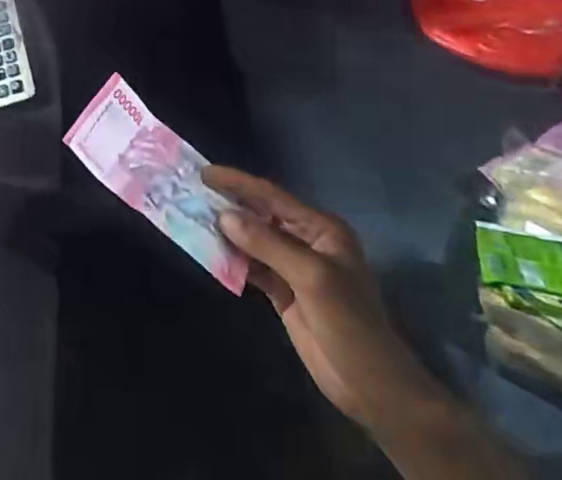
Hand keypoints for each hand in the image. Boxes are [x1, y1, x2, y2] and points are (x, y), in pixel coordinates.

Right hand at [203, 166, 447, 430]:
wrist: (373, 387)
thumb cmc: (352, 326)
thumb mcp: (313, 279)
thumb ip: (268, 245)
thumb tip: (223, 215)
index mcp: (321, 230)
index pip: (271, 197)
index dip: (237, 183)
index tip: (201, 173)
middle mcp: (305, 241)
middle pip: (257, 215)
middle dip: (225, 204)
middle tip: (187, 192)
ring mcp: (292, 266)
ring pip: (249, 239)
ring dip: (222, 231)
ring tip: (187, 217)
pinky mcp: (281, 289)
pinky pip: (248, 264)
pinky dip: (228, 258)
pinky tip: (205, 251)